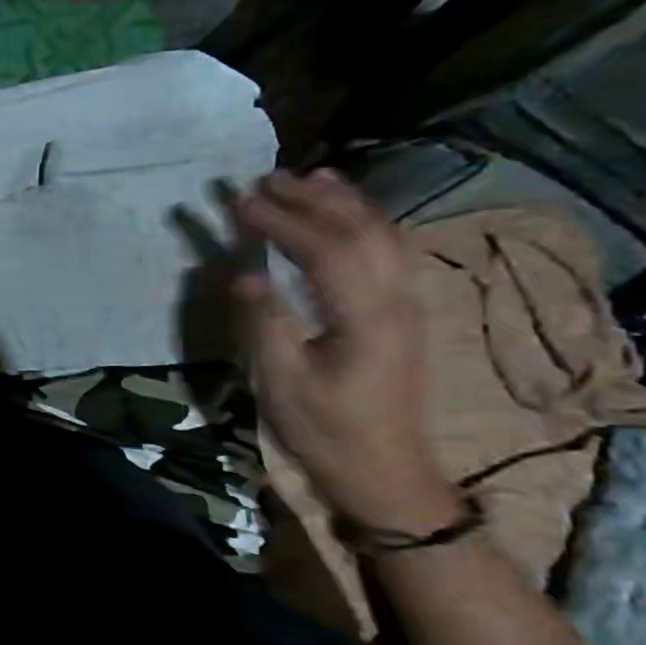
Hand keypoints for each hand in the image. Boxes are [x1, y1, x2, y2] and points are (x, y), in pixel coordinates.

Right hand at [234, 170, 462, 530]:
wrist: (385, 467)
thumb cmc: (325, 427)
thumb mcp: (283, 381)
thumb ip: (265, 323)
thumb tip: (242, 273)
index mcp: (365, 319)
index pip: (324, 251)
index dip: (281, 221)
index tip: (237, 202)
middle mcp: (397, 301)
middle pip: (361, 232)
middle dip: (312, 199)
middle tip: (263, 178)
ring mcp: (408, 304)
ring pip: (385, 236)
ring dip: (344, 202)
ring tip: (307, 176)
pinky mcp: (404, 311)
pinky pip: (391, 251)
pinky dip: (366, 221)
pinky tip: (345, 212)